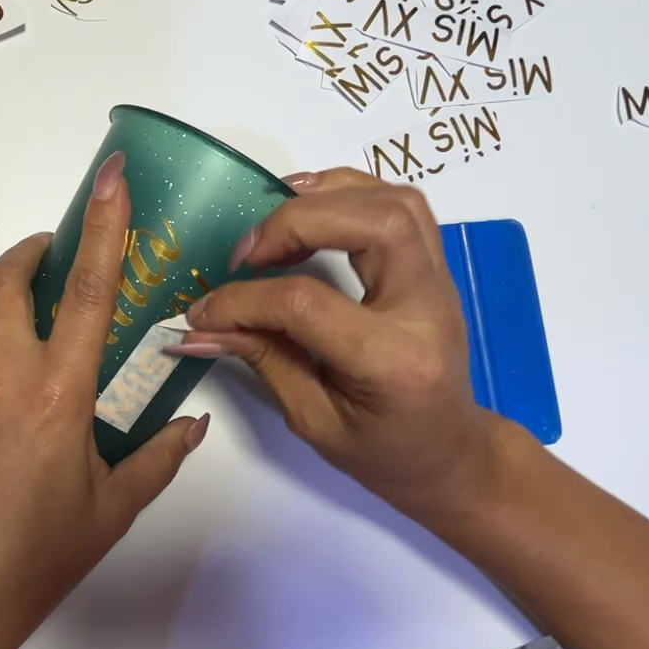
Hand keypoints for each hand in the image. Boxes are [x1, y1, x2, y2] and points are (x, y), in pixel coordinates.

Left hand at [0, 152, 208, 648]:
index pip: (85, 291)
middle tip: (50, 259)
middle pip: (5, 280)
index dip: (101, 227)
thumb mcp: (110, 510)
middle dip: (30, 253)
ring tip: (20, 335)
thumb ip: (157, 458)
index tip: (107, 177)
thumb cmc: (37, 556)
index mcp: (56, 393)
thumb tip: (193, 424)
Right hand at [169, 169, 508, 519]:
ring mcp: (438, 283)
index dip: (243, 300)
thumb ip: (260, 358)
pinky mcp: (433, 268)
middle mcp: (426, 309)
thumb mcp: (311, 418)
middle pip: (373, 225)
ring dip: (325, 197)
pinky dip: (349, 194)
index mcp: (393, 362)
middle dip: (294, 222)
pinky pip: (400, 205)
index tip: (203, 312)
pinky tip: (307, 209)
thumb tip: (199, 327)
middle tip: (246, 253)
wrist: (450, 453)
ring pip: (394, 201)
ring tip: (272, 219)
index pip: (307, 304)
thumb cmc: (381, 452)